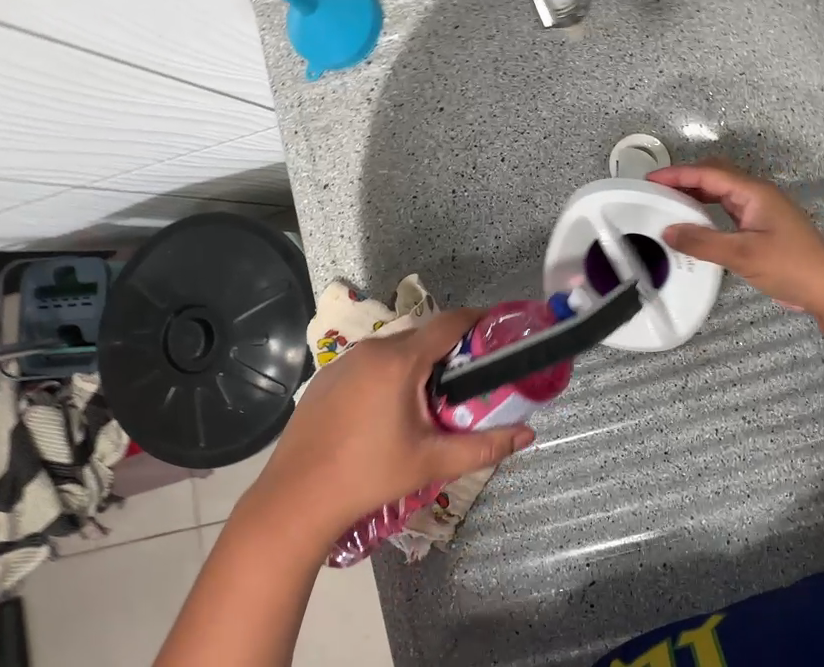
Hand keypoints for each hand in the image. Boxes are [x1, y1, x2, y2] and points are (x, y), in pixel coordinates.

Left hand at [248, 309, 534, 535]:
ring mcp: (342, 361)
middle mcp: (371, 350)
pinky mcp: (325, 378)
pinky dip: (389, 375)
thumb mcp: (431, 462)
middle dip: (450, 353)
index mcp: (399, 361)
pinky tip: (388, 413)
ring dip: (418, 365)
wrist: (295, 500)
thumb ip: (483, 446)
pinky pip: (369, 364)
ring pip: (394, 350)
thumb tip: (528, 435)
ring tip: (430, 403)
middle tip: (469, 383)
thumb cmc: (368, 477)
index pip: (449, 323)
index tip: (499, 334)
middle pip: (422, 336)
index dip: (478, 323)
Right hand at [649, 163, 823, 315]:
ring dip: (695, 195)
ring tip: (669, 204)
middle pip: (715, 177)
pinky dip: (707, 211)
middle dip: (684, 179)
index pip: (709, 174)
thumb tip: (668, 231)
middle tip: (656, 189)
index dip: (678, 174)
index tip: (651, 178)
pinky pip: (728, 210)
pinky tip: (694, 224)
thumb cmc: (790, 267)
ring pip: (721, 193)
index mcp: (754, 193)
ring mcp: (761, 211)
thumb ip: (702, 242)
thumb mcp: (742, 255)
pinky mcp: (762, 227)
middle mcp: (757, 195)